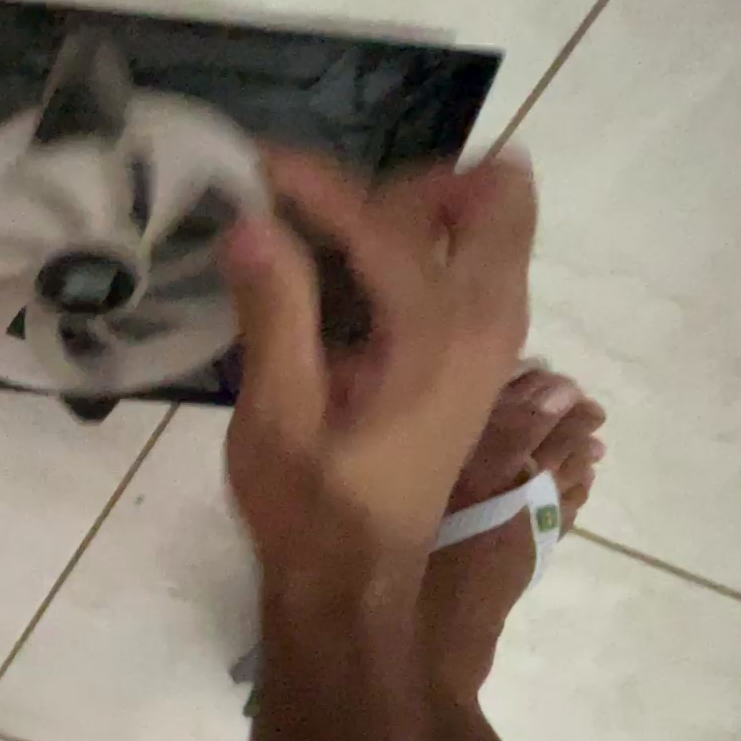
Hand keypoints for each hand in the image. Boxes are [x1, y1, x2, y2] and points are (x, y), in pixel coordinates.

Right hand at [221, 150, 537, 590]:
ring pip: (483, 231)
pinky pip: (463, 271)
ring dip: (408, 216)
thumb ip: (273, 317)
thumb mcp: (276, 414)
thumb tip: (251, 226)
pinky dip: (410, 253)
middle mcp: (489, 323)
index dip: (317, 187)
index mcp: (438, 335)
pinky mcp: (470, 361)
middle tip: (312, 211)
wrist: (350, 575)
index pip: (387, 225)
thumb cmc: (305, 503)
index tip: (256, 165)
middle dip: (399, 186)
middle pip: (485, 201)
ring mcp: (490, 342)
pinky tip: (339, 288)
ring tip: (316, 242)